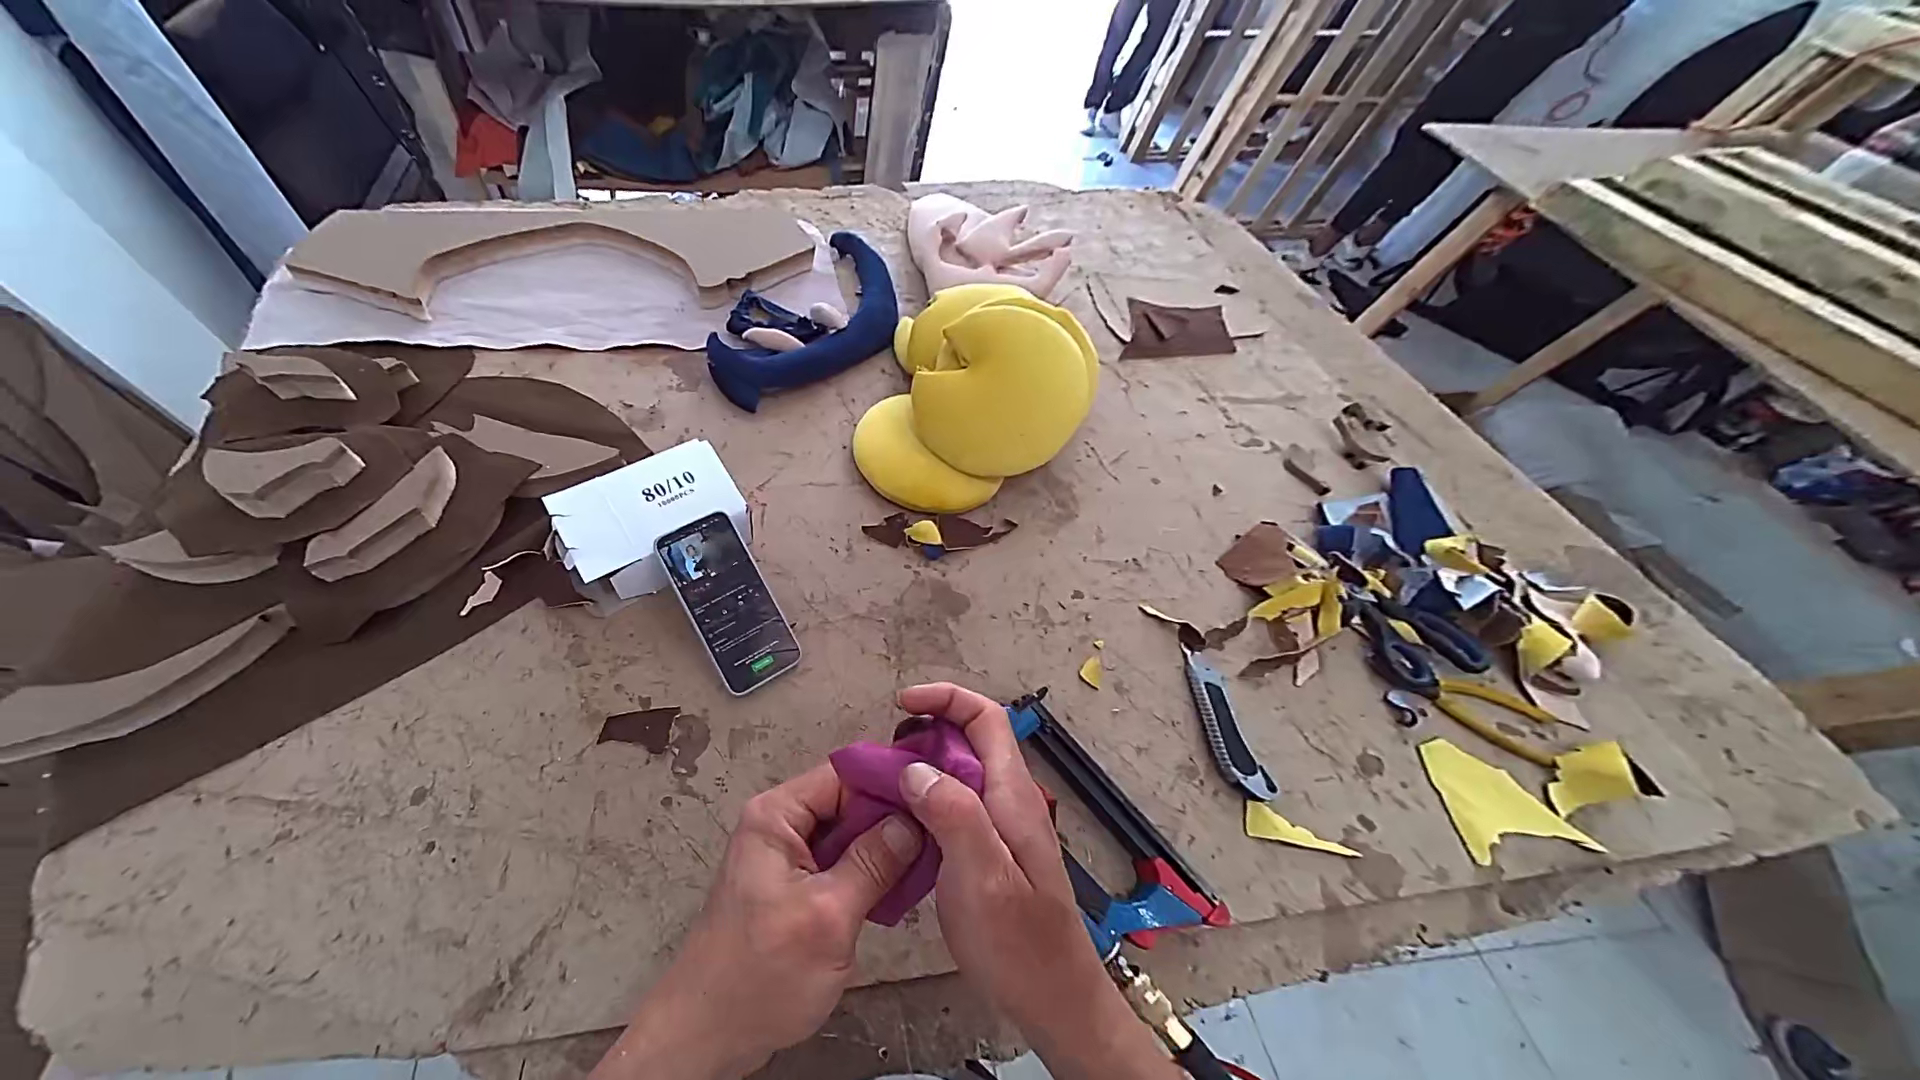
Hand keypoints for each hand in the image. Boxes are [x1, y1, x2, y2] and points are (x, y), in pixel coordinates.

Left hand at [591, 764, 922, 1079]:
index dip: (889, 782)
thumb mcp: (827, 916)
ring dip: (884, 847)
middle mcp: (781, 825)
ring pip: (849, 833)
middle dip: (891, 817)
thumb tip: (913, 821)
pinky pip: (842, 861)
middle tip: (938, 833)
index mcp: (777, 815)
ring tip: (929, 857)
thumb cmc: (760, 977)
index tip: (934, 797)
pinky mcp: (796, 885)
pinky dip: (870, 871)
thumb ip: (872, 863)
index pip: (845, 773)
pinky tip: (901, 885)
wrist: (704, 1042)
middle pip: (849, 801)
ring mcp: (788, 857)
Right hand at [895, 683, 1180, 1079]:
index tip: (903, 704)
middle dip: (926, 732)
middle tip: (882, 756)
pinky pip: (953, 805)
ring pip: (958, 772)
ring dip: (921, 767)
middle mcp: (1008, 798)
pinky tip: (899, 824)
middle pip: (969, 739)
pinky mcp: (988, 848)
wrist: (1053, 999)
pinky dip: (923, 801)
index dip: (946, 698)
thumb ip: (954, 814)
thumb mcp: (983, 877)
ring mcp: (1000, 823)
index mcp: (1012, 793)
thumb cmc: (1021, 944)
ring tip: (881, 787)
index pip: (986, 717)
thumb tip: (915, 768)